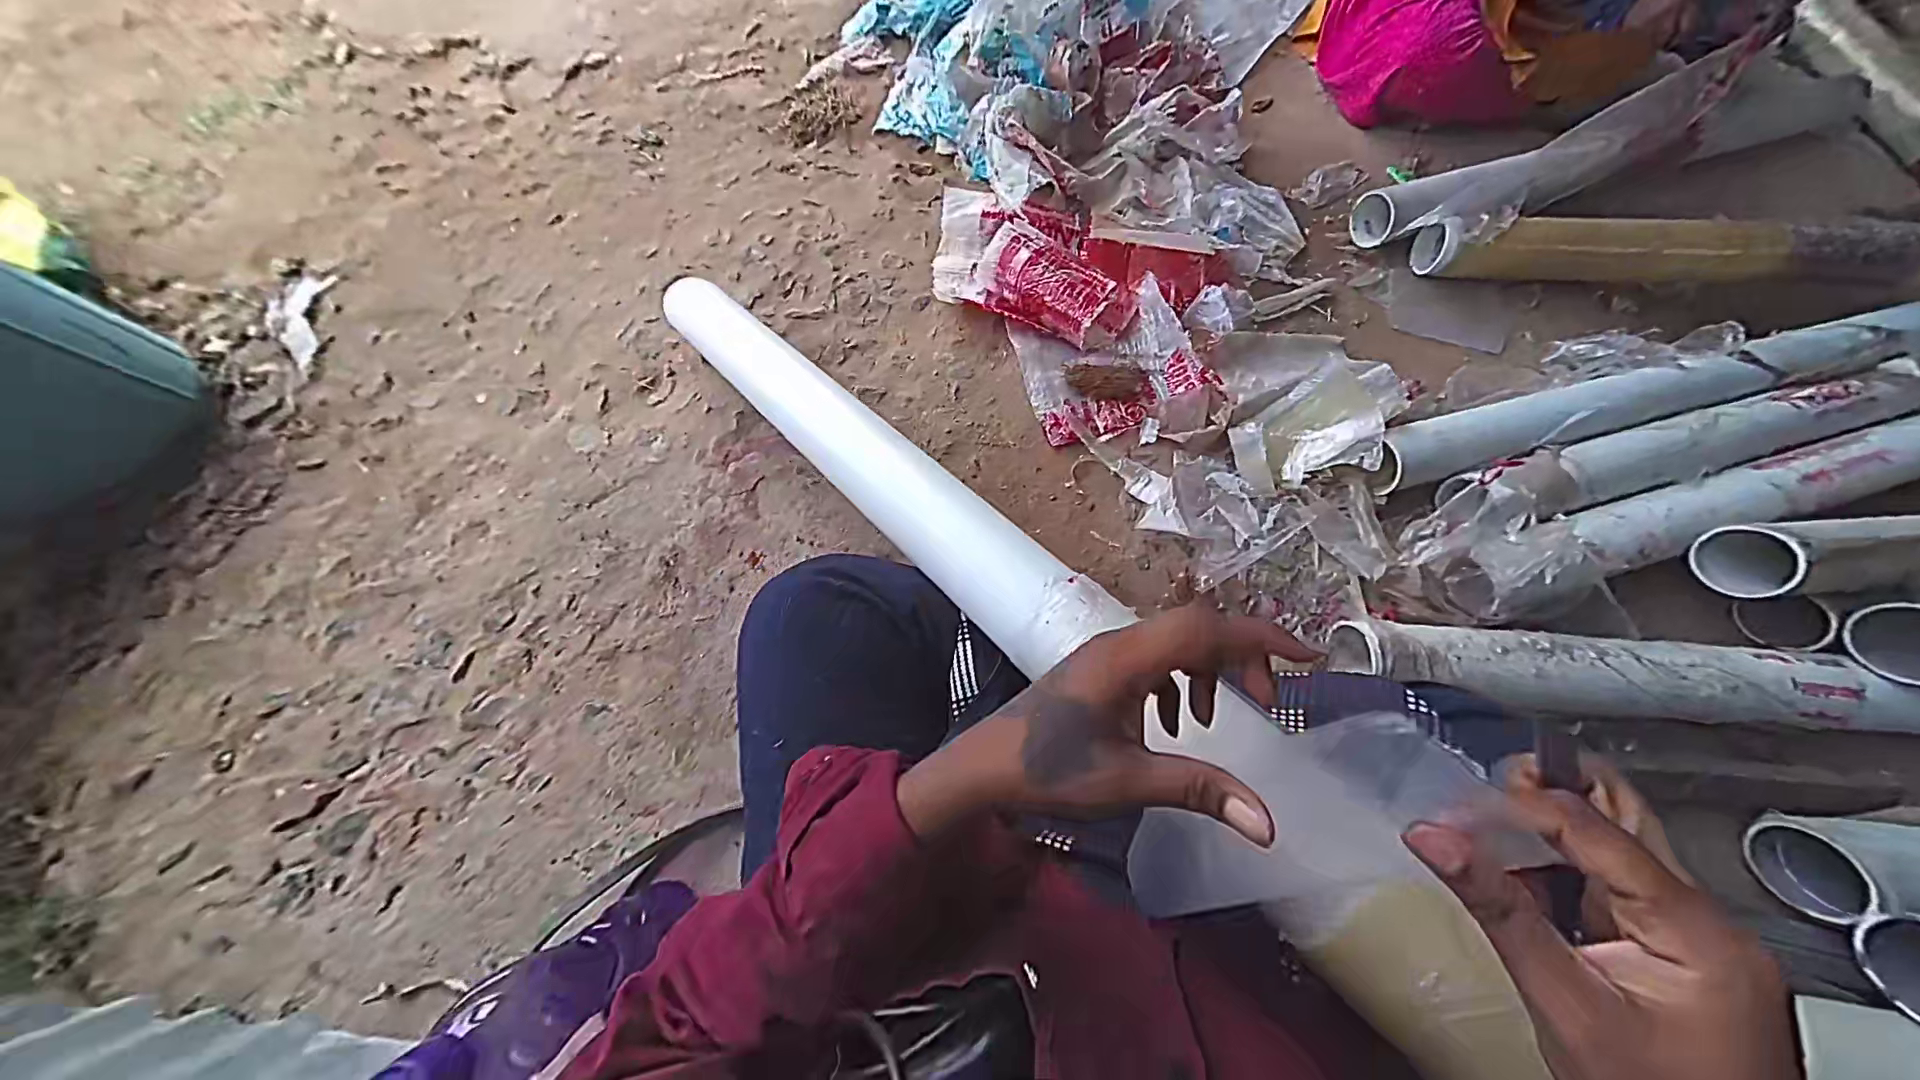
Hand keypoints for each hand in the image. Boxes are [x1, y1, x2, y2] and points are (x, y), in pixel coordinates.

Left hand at [895, 604, 1318, 846]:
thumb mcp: (1126, 781)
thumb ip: (1197, 790)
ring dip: (1208, 672)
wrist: (986, 764)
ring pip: (1174, 643)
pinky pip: (1153, 660)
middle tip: (1267, 704)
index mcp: (1125, 658)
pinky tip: (1174, 725)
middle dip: (1239, 659)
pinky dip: (1178, 683)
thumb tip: (1268, 825)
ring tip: (1214, 722)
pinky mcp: (1098, 670)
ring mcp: (1105, 654)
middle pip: (1195, 629)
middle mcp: (1117, 644)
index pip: (1204, 627)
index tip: (1309, 658)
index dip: (1260, 637)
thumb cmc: (1048, 768)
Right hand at [1403, 762, 1798, 1079]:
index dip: (1515, 805)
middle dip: (1548, 786)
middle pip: (1621, 810)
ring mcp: (1692, 927)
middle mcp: (1704, 915)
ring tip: (1489, 840)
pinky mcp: (1670, 940)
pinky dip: (1556, 862)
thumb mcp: (1562, 1002)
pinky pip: (1606, 873)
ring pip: (1613, 834)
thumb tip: (1430, 836)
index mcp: (1694, 927)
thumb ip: (1498, 909)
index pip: (1593, 826)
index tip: (1451, 810)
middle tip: (1484, 792)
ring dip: (1545, 824)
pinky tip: (1520, 880)